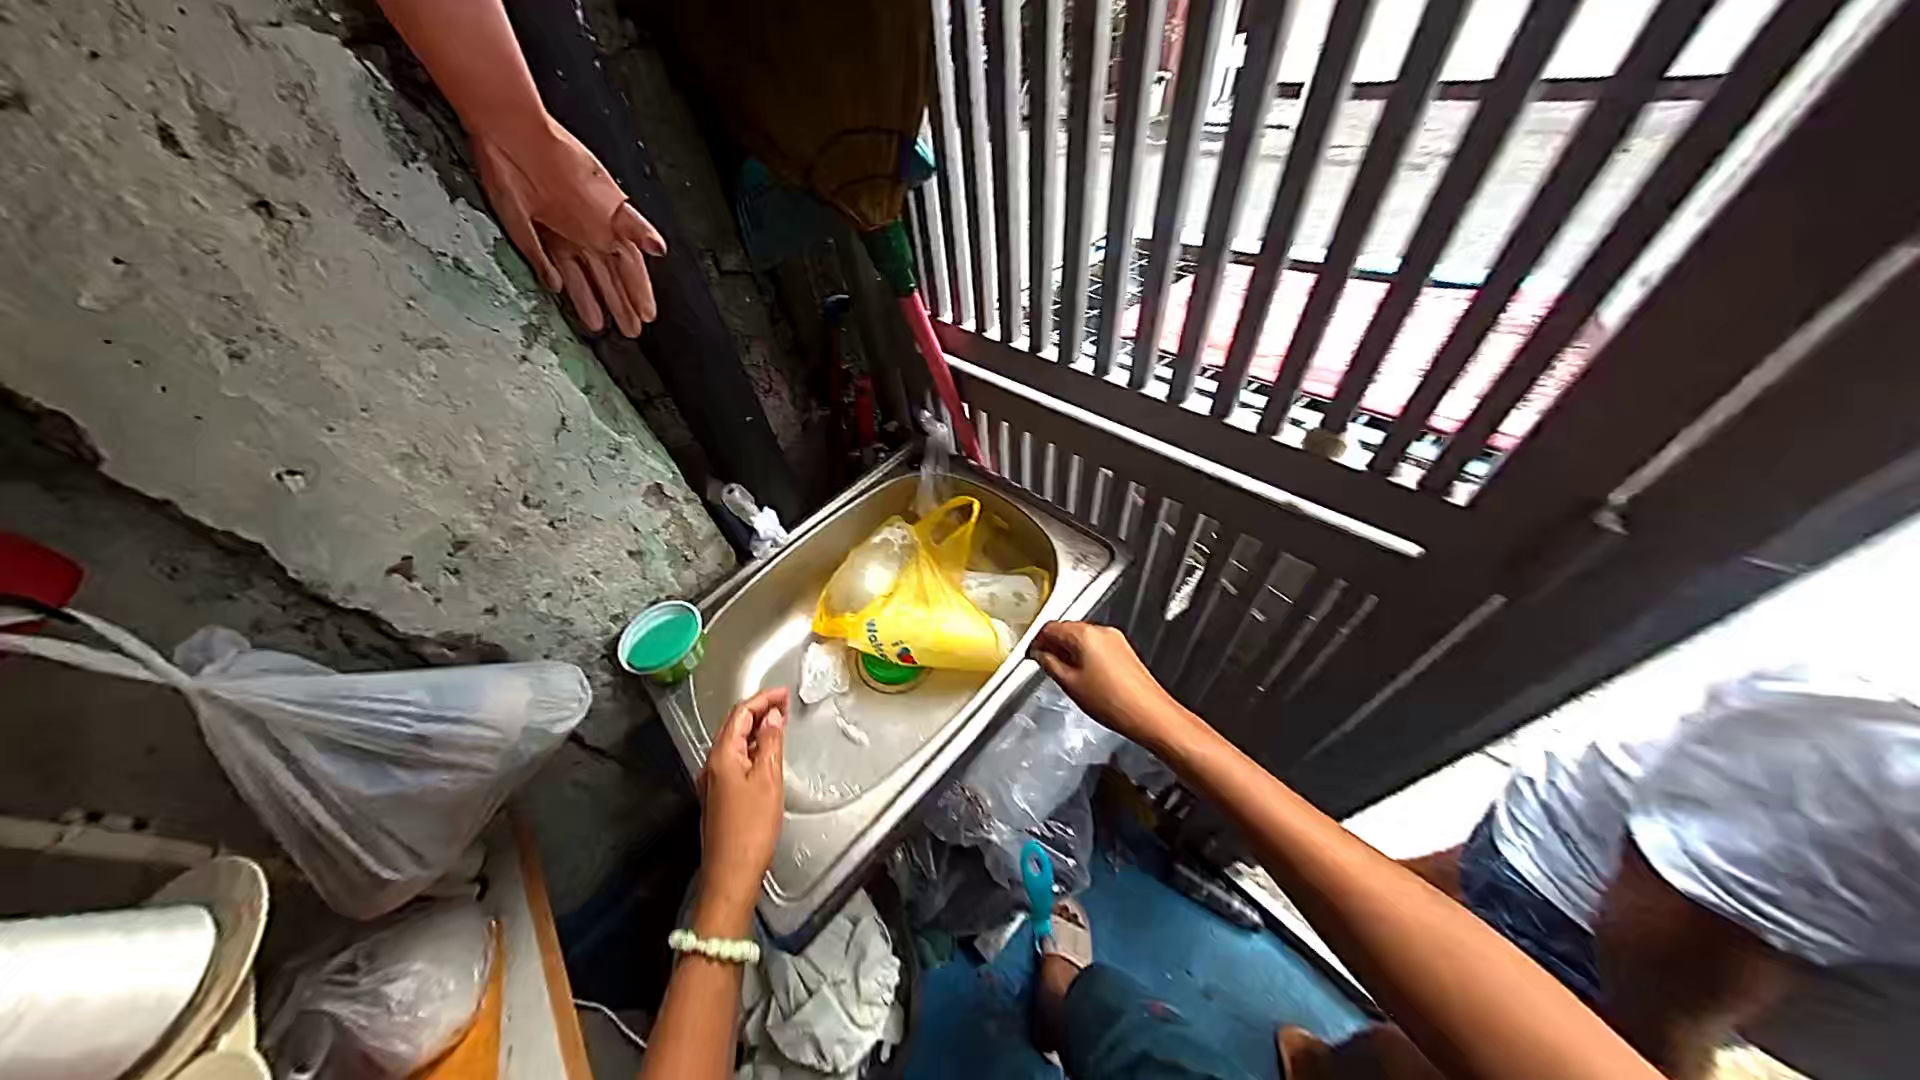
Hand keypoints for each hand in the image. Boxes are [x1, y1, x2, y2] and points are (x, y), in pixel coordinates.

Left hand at [471, 116, 665, 336]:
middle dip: (620, 305)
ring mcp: (557, 232)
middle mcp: (585, 233)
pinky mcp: (527, 228)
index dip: (639, 293)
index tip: (647, 315)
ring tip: (599, 326)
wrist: (514, 135)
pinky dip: (552, 277)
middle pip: (607, 278)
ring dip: (590, 300)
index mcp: (608, 230)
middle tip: (630, 330)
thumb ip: (635, 230)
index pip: (630, 270)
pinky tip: (560, 292)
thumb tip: (660, 248)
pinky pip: (544, 260)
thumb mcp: (610, 203)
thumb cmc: (564, 161)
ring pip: (579, 275)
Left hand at [694, 687, 788, 932]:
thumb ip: (771, 743)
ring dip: (756, 728)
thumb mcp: (768, 779)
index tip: (783, 693)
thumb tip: (773, 718)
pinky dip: (752, 747)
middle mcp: (711, 765)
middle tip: (784, 703)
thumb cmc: (751, 828)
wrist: (730, 873)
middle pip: (734, 725)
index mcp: (722, 756)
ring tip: (779, 722)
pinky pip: (734, 758)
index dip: (762, 699)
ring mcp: (712, 781)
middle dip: (758, 710)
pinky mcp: (718, 795)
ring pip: (734, 742)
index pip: (740, 714)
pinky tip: (767, 751)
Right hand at [1030, 621, 1192, 748]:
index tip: (1032, 653)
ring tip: (1065, 676)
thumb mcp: (1069, 684)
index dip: (1037, 641)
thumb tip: (1040, 654)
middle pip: (1067, 629)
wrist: (1149, 714)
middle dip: (1054, 645)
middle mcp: (1102, 631)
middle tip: (1044, 664)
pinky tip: (1085, 678)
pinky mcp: (1124, 651)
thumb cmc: (1114, 702)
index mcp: (1084, 634)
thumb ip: (1049, 663)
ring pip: (1082, 638)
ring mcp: (1115, 640)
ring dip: (1070, 651)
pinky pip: (1097, 646)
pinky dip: (1086, 657)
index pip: (1050, 627)